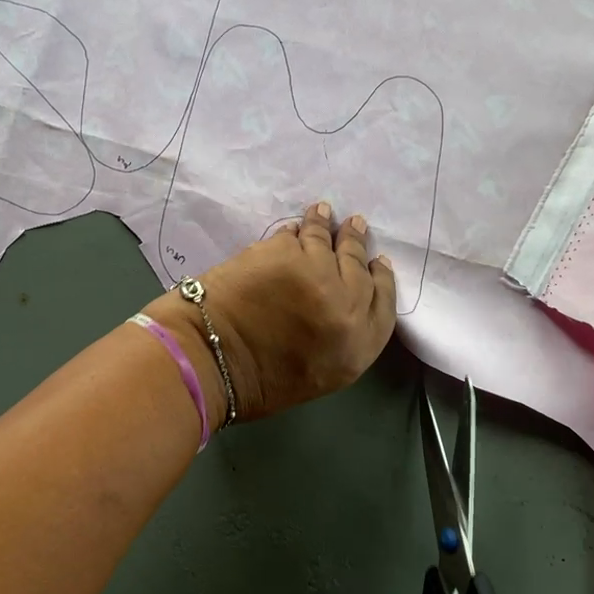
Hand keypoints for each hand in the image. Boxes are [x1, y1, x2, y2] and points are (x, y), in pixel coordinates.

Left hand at [144, 202, 396, 425]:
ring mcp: (317, 274)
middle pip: (358, 266)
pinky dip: (293, 231)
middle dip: (356, 243)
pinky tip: (293, 226)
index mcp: (356, 347)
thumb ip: (339, 336)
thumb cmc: (257, 381)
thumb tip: (337, 302)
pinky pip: (294, 235)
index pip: (382, 304)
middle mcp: (345, 307)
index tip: (378, 262)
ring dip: (325, 224)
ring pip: (326, 241)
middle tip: (355, 224)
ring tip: (322, 212)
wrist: (210, 358)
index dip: (380, 279)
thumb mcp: (319, 372)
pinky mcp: (285, 252)